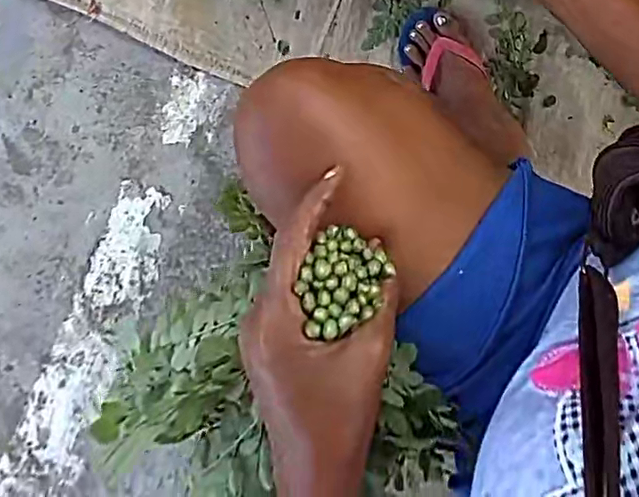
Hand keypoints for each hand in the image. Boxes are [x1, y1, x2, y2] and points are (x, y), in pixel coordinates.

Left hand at [241, 168, 399, 496]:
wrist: (313, 471)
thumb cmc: (341, 415)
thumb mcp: (370, 350)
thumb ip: (379, 295)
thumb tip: (380, 249)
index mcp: (275, 317)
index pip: (291, 242)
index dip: (314, 202)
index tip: (335, 172)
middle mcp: (257, 320)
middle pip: (286, 253)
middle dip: (318, 221)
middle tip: (346, 192)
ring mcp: (258, 333)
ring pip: (288, 271)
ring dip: (318, 248)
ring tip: (349, 228)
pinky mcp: (267, 342)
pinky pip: (290, 291)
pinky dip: (315, 273)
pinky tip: (339, 268)